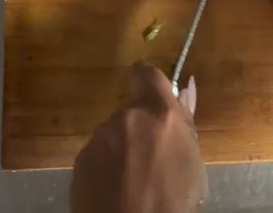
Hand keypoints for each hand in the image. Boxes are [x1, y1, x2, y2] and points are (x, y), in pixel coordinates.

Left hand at [70, 63, 206, 212]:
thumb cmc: (175, 204)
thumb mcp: (192, 163)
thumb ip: (184, 122)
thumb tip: (185, 88)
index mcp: (159, 114)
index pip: (145, 73)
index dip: (149, 85)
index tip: (155, 104)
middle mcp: (126, 118)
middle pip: (130, 112)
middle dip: (139, 130)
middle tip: (150, 160)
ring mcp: (99, 138)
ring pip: (112, 135)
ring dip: (122, 150)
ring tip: (133, 182)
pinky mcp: (80, 161)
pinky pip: (96, 156)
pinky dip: (105, 169)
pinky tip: (115, 192)